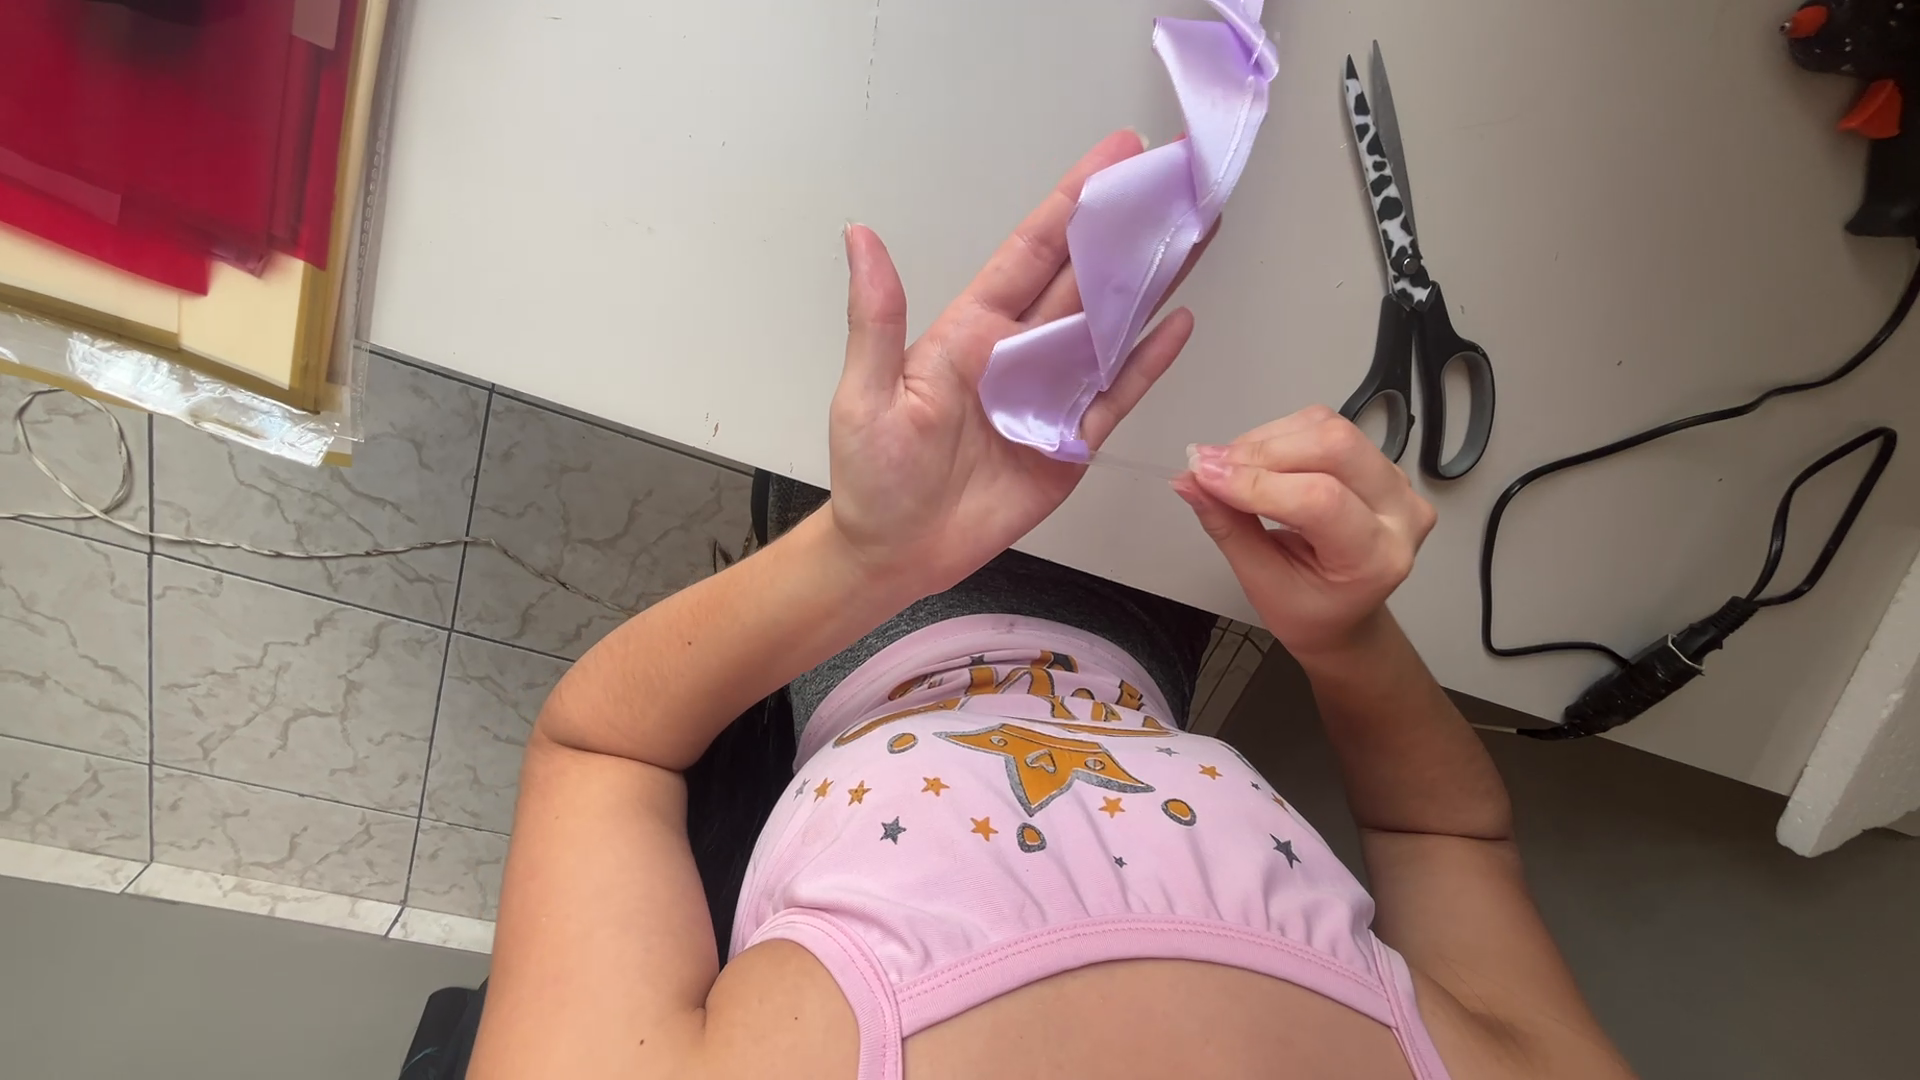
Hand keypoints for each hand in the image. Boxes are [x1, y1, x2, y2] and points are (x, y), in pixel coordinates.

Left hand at [826, 131, 1199, 597]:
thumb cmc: (874, 477)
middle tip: (1178, 180)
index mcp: (970, 334)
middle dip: (1127, 231)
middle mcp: (1017, 356)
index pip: (1030, 255)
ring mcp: (1048, 399)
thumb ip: (877, 320)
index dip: (1072, 205)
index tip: (1116, 157)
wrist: (899, 552)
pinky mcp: (1070, 443)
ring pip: (1108, 332)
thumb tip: (861, 236)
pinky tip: (1177, 324)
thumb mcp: (867, 395)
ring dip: (1148, 286)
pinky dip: (1145, 364)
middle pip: (1082, 283)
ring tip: (1193, 234)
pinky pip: (1114, 397)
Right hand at [1172, 406, 1436, 660]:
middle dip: (1261, 451)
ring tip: (1227, 467)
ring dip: (1265, 440)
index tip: (1200, 475)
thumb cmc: (1305, 610)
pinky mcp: (1378, 462)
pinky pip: (1325, 425)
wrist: (1344, 614)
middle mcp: (1401, 511)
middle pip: (1335, 447)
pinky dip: (1277, 435)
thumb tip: (1187, 481)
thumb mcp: (1260, 582)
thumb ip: (1227, 527)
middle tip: (1209, 466)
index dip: (1254, 482)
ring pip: (1327, 428)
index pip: (1320, 500)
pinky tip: (1254, 462)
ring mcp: (1396, 481)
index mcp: (1376, 558)